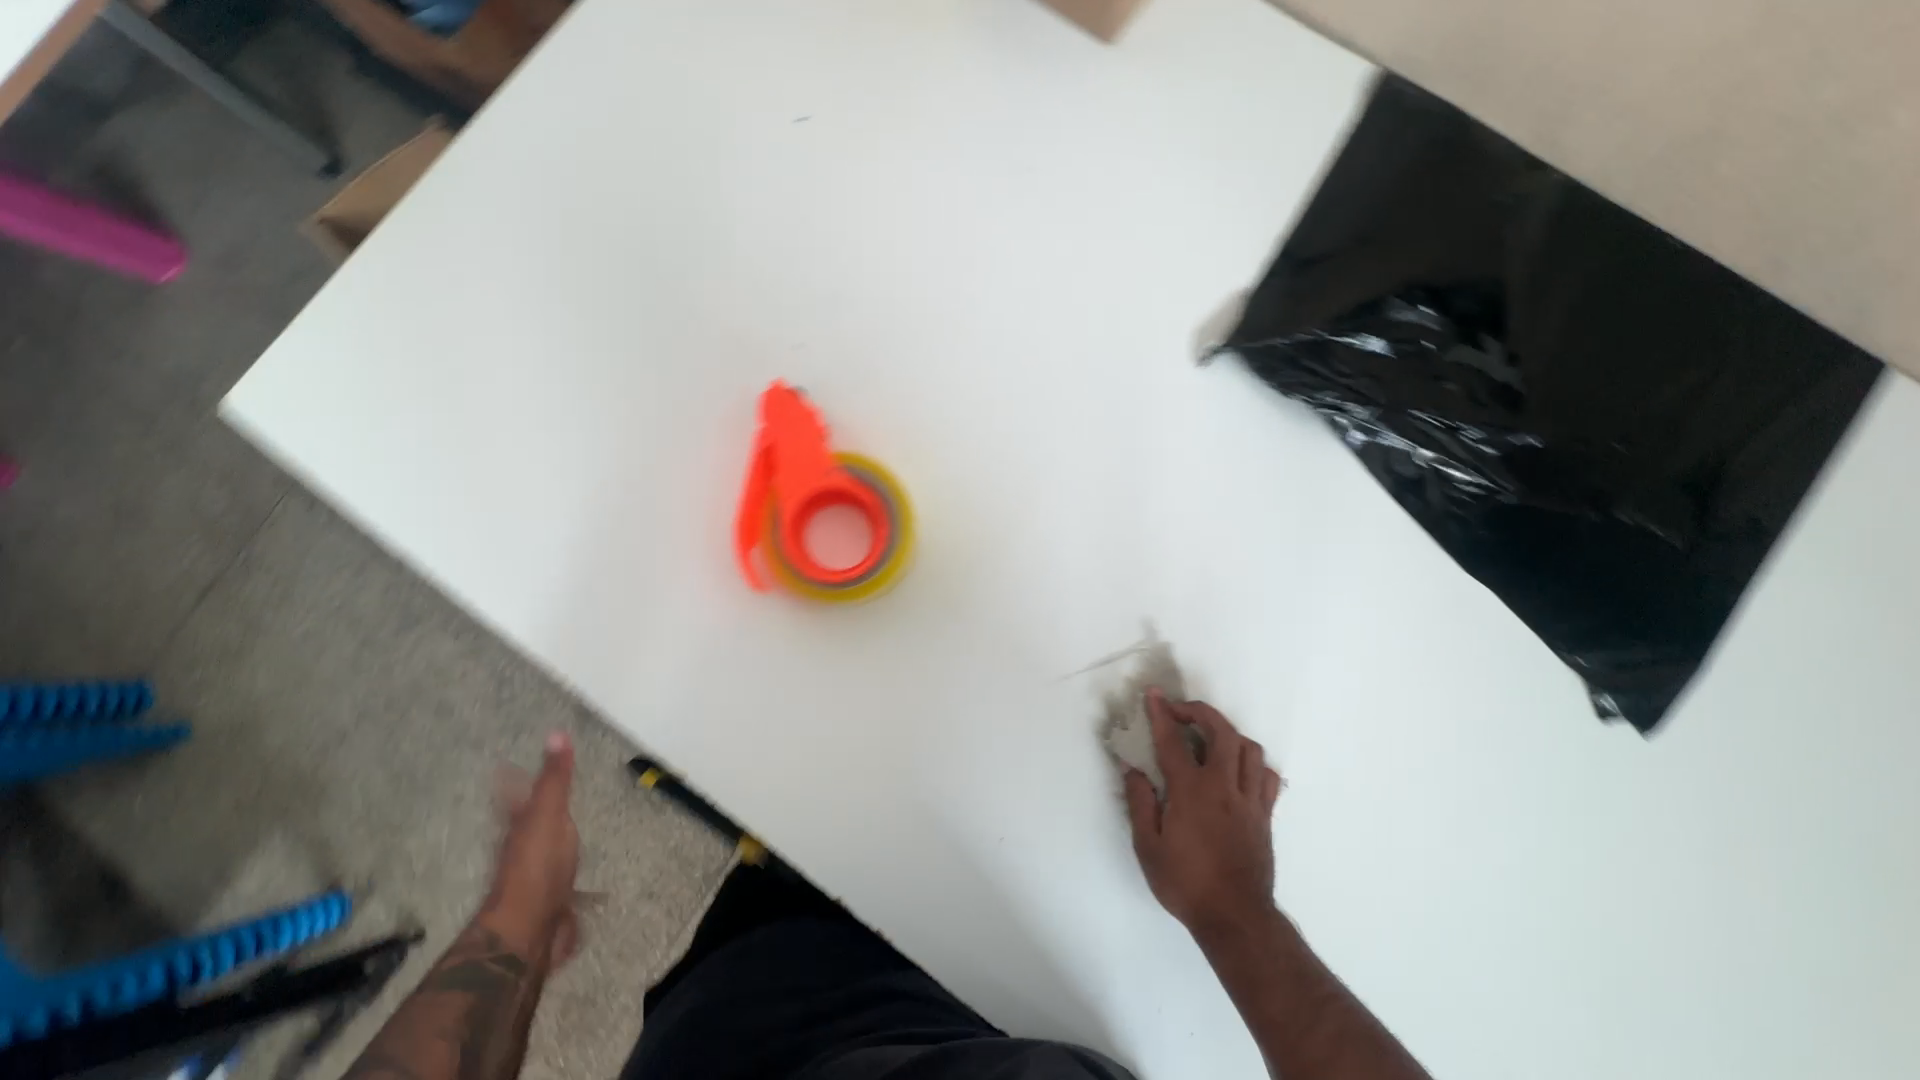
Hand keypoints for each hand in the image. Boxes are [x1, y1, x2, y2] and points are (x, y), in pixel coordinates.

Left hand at [484, 731, 580, 964]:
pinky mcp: (554, 901)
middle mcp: (523, 850)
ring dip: (551, 842)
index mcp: (520, 827)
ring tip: (567, 831)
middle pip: (526, 825)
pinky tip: (587, 882)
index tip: (503, 766)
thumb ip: (554, 779)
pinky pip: (563, 880)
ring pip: (543, 852)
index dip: (511, 781)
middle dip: (532, 811)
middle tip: (542, 795)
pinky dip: (572, 875)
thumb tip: (556, 732)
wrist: (532, 930)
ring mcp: (536, 878)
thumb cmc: (537, 866)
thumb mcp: (548, 814)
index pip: (514, 797)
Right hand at [1125, 689, 1282, 940]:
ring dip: (1228, 733)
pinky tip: (1239, 769)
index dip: (1161, 713)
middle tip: (1180, 711)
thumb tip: (1133, 770)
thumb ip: (1140, 802)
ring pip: (1249, 748)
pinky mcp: (1265, 815)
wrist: (1235, 917)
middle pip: (1221, 731)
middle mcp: (1223, 786)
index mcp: (1191, 791)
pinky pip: (1267, 776)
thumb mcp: (1147, 847)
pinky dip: (1253, 763)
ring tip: (1209, 738)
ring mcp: (1250, 799)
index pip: (1173, 740)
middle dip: (1200, 711)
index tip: (1153, 694)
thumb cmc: (1185, 883)